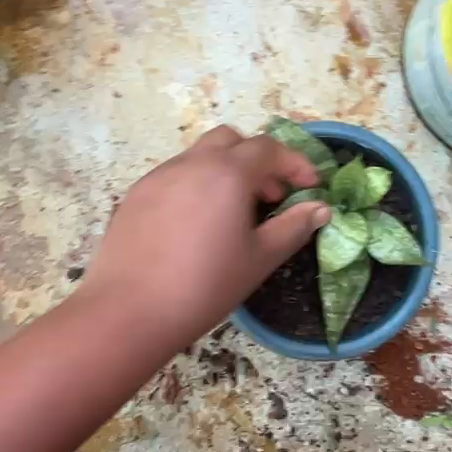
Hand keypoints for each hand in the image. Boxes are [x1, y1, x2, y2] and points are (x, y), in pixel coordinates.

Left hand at [76, 125, 331, 349]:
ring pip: (199, 156)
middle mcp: (191, 163)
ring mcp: (158, 176)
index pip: (269, 149)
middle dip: (256, 160)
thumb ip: (293, 227)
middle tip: (270, 196)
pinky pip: (174, 176)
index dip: (294, 164)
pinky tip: (196, 226)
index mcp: (226, 172)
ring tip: (234, 214)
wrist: (129, 310)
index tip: (310, 187)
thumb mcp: (259, 258)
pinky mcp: (135, 195)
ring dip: (225, 171)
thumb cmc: (205, 285)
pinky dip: (196, 186)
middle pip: (231, 141)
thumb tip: (321, 209)